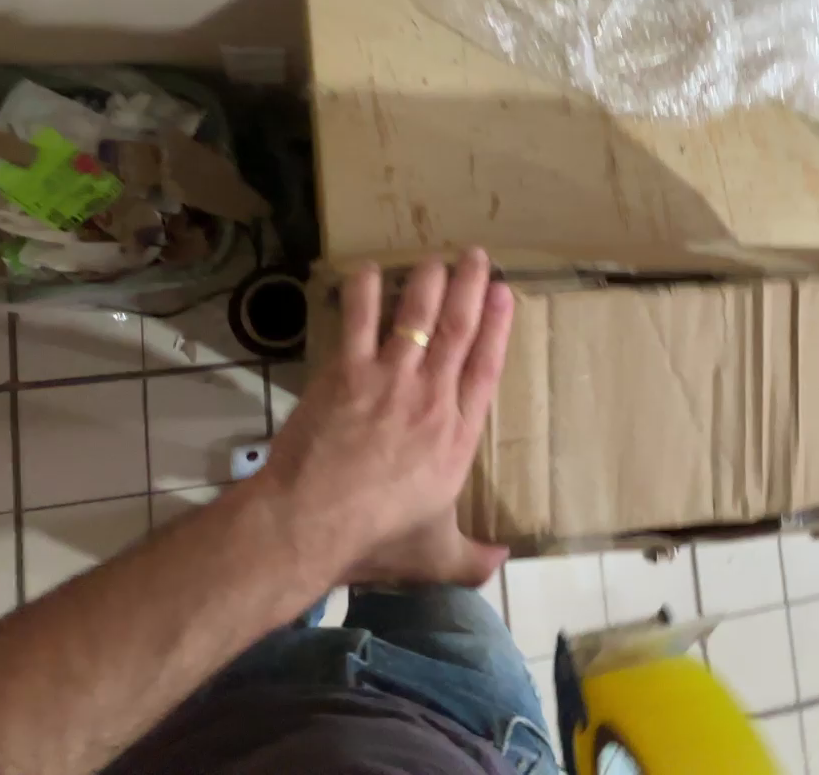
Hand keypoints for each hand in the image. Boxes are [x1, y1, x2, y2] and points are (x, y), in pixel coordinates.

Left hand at [249, 249, 514, 587]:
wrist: (312, 522)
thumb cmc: (376, 536)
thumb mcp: (435, 554)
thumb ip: (473, 557)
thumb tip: (505, 564)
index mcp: (457, 434)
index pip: (487, 368)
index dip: (498, 327)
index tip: (505, 294)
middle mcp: (431, 397)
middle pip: (458, 330)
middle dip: (470, 288)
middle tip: (477, 256)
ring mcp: (389, 379)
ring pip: (417, 317)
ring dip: (428, 282)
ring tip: (436, 257)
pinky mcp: (347, 372)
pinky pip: (361, 321)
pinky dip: (366, 293)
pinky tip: (370, 269)